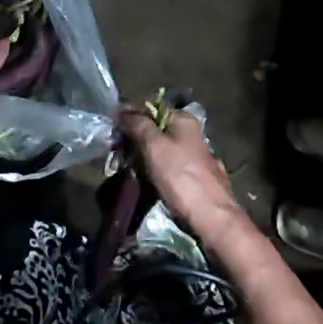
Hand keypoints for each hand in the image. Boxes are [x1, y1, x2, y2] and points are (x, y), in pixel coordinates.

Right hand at [118, 107, 241, 234]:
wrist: (210, 215)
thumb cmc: (180, 176)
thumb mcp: (153, 145)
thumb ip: (137, 124)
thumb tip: (122, 111)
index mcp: (183, 120)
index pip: (149, 107)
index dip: (129, 114)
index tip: (112, 127)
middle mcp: (189, 133)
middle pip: (153, 127)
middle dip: (132, 136)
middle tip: (115, 148)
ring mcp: (190, 154)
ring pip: (157, 147)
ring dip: (138, 153)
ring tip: (122, 163)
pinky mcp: (189, 174)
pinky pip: (163, 163)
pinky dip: (149, 166)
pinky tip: (138, 174)